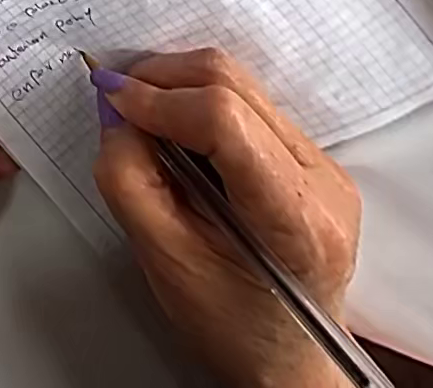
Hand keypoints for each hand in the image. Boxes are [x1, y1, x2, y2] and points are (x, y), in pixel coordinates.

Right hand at [91, 48, 361, 387]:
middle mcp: (320, 176)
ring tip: (143, 112)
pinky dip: (194, 95)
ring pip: (234, 79)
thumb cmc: (231, 325)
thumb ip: (127, 177)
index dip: (158, 99)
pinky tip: (173, 124)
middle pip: (229, 82)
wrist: (290, 356)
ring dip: (175, 82)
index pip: (223, 119)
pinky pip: (241, 96)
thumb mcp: (162, 259)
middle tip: (119, 98)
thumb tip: (115, 111)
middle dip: (161, 77)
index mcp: (295, 216)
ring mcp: (320, 158)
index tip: (112, 98)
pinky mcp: (305, 149)